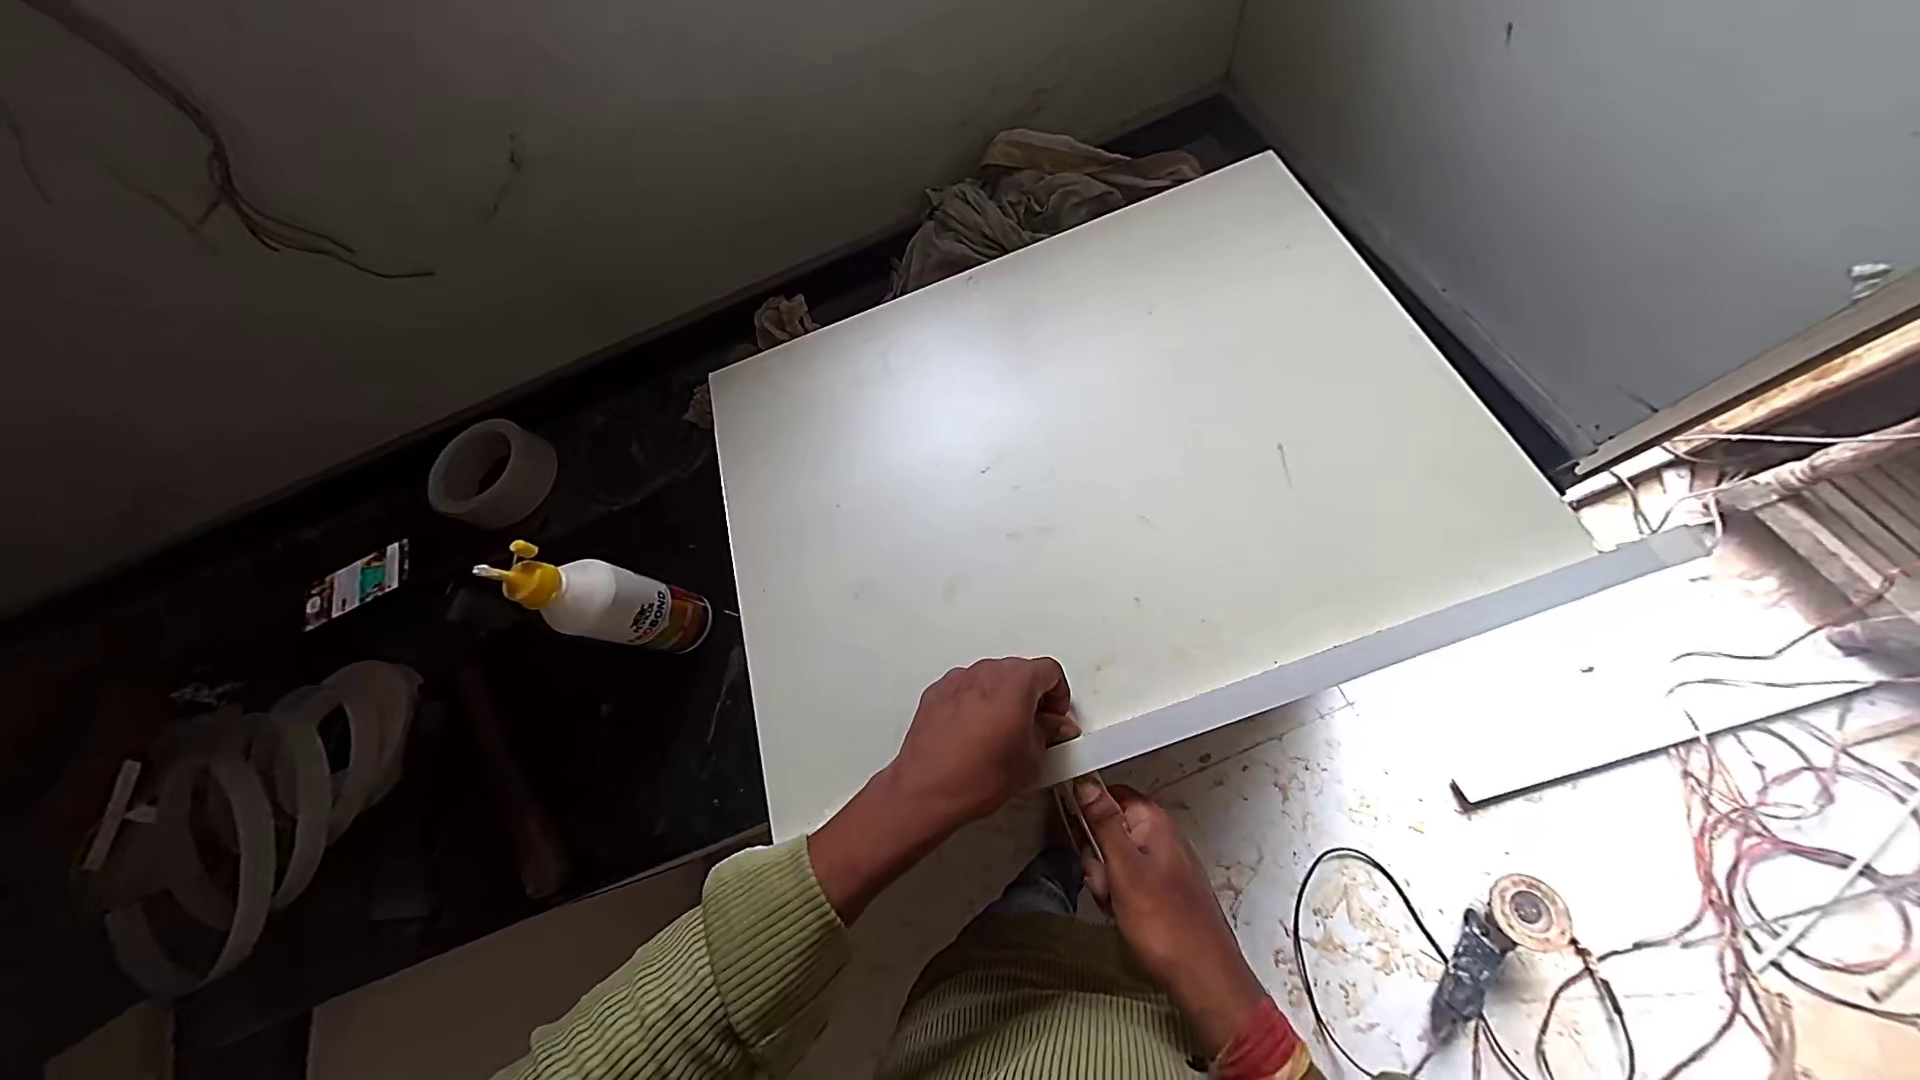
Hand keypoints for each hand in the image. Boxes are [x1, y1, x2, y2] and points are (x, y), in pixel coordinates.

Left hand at [810, 657, 1077, 922]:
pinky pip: (966, 689)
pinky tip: (976, 734)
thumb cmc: (974, 775)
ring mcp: (958, 680)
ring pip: (991, 678)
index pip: (1050, 671)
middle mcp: (986, 672)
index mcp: (1015, 681)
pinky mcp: (937, 692)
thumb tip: (1052, 728)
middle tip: (1036, 725)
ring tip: (1003, 733)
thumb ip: (1049, 733)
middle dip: (1032, 695)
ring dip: (1002, 698)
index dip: (1059, 694)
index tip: (1056, 714)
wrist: (928, 789)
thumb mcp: (1032, 759)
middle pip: (1020, 671)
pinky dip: (975, 703)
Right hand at [1076, 782, 1268, 1056]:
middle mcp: (1160, 835)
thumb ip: (1103, 821)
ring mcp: (1163, 862)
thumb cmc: (1167, 926)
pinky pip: (1128, 881)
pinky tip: (1125, 915)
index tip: (1079, 833)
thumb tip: (1087, 783)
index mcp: (1153, 820)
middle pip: (1109, 828)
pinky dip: (1120, 897)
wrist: (1203, 980)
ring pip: (1115, 859)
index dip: (1088, 812)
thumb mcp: (1123, 867)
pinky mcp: (1162, 888)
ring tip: (1118, 904)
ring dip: (1107, 881)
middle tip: (1106, 881)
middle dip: (1097, 856)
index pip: (1108, 793)